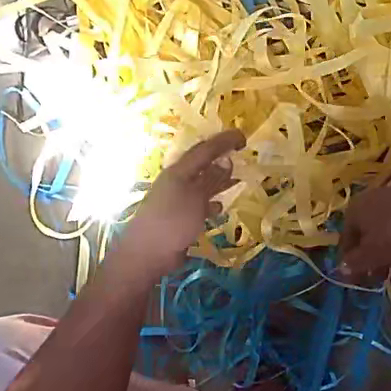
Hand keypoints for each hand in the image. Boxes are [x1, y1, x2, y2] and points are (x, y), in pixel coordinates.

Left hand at [108, 130, 243, 282]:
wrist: (147, 253)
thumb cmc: (172, 221)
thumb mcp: (195, 197)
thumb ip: (211, 179)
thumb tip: (226, 160)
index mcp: (179, 171)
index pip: (204, 150)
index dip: (224, 141)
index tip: (243, 138)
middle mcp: (176, 182)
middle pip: (201, 165)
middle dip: (220, 158)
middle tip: (240, 155)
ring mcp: (175, 200)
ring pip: (201, 185)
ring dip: (218, 181)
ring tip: (237, 180)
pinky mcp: (177, 218)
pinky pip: (198, 204)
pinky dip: (210, 202)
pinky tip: (219, 208)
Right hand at [338, 185, 390, 282]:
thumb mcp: (373, 254)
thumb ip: (355, 262)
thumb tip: (343, 268)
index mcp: (355, 207)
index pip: (346, 236)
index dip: (350, 259)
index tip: (357, 277)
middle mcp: (373, 196)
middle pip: (367, 230)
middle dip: (370, 254)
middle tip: (378, 274)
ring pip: (386, 225)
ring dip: (387, 247)